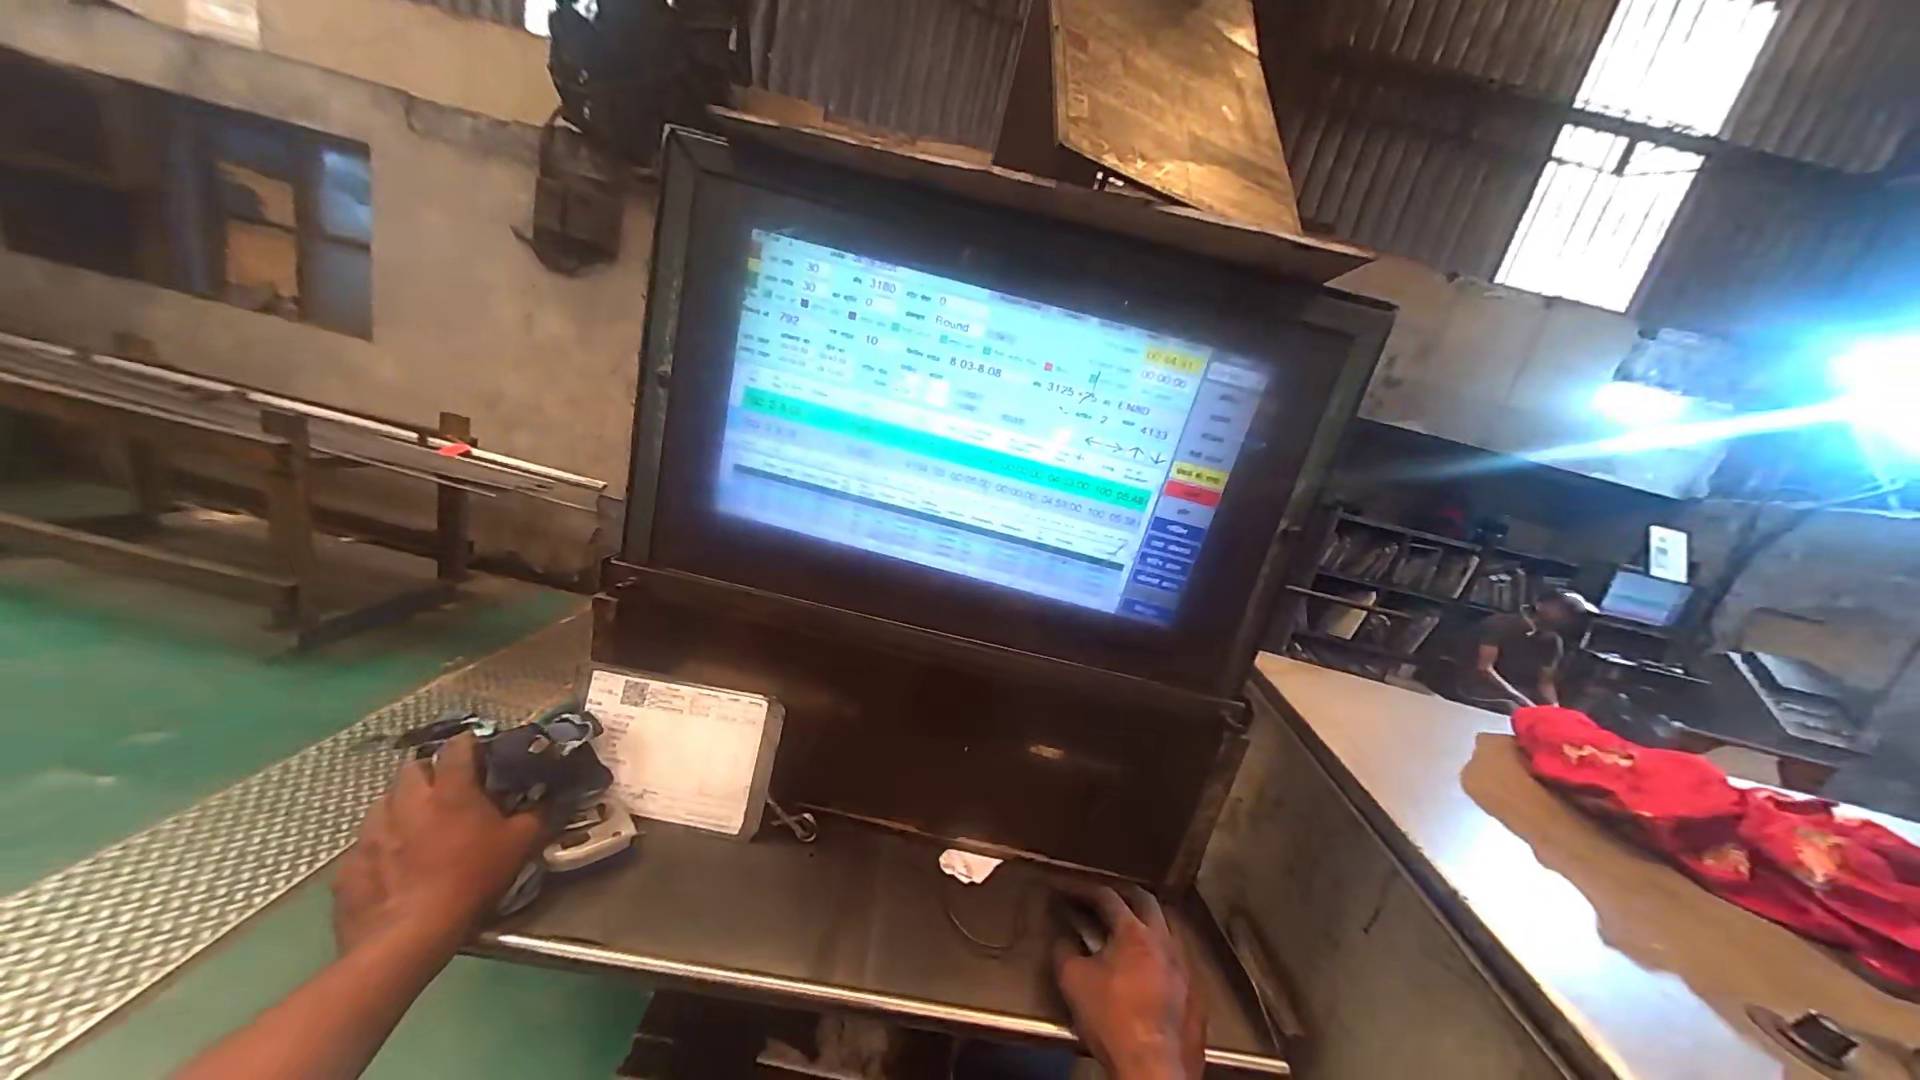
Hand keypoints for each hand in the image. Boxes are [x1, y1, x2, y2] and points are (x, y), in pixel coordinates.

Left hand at [332, 734, 545, 957]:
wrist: (407, 937)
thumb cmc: (471, 879)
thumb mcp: (520, 844)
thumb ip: (536, 815)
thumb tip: (549, 799)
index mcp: (450, 791)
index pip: (456, 748)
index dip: (468, 743)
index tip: (478, 749)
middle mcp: (407, 802)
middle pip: (412, 768)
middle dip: (428, 770)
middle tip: (447, 786)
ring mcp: (371, 833)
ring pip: (383, 802)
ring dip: (401, 804)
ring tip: (418, 822)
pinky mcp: (348, 865)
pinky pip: (365, 842)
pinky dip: (381, 843)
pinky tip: (394, 862)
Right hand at [1051, 884, 1206, 1079]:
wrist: (1153, 1070)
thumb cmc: (1111, 1021)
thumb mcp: (1073, 981)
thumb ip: (1064, 950)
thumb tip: (1063, 937)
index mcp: (1133, 932)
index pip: (1108, 897)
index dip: (1085, 890)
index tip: (1070, 890)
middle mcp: (1164, 941)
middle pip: (1147, 901)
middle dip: (1125, 894)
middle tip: (1107, 898)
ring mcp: (1186, 967)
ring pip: (1170, 927)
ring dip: (1150, 920)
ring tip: (1132, 926)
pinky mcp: (1197, 994)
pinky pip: (1181, 959)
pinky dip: (1164, 951)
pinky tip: (1154, 965)